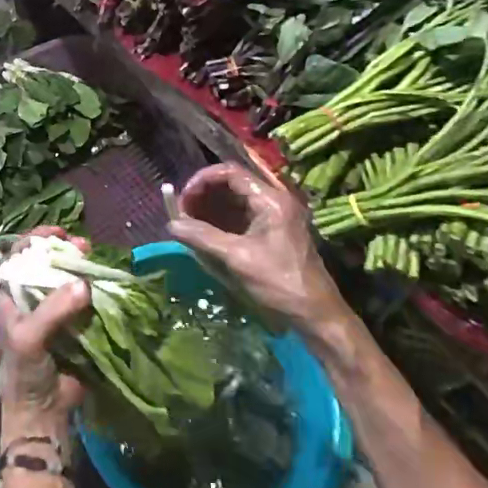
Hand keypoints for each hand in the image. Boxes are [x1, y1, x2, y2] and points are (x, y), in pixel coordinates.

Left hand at [0, 230, 90, 449]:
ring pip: (67, 282)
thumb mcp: (29, 338)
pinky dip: (96, 292)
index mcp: (10, 298)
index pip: (17, 257)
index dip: (34, 240)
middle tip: (83, 245)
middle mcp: (30, 301)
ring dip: (81, 269)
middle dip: (63, 252)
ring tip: (95, 260)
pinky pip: (86, 304)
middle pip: (46, 266)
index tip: (57, 232)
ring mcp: (53, 314)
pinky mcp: (75, 329)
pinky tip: (106, 283)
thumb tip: (83, 284)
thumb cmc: (24, 374)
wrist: (43, 416)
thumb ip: (53, 310)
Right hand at [167, 164, 349, 332]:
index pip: (230, 172)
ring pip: (235, 200)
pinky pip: (241, 217)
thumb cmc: (279, 283)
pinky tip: (205, 234)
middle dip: (204, 195)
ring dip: (210, 208)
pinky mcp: (273, 232)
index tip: (183, 198)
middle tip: (182, 212)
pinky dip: (221, 221)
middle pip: (231, 184)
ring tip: (189, 223)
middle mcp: (275, 201)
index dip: (202, 180)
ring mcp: (275, 216)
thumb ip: (202, 237)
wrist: (316, 315)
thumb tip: (171, 224)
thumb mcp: (237, 258)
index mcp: (271, 200)